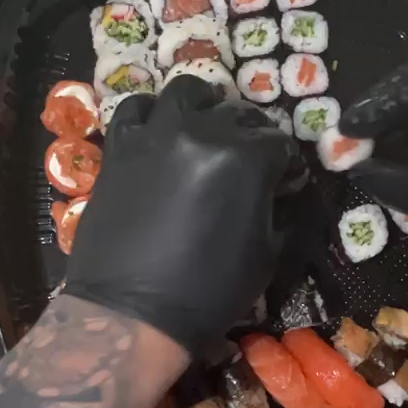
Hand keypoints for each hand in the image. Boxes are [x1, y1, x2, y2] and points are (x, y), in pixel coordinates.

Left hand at [63, 75, 296, 350]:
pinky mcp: (120, 147)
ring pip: (186, 92)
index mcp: (245, 159)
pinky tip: (160, 129)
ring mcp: (156, 134)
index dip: (287, 164)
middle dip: (251, 134)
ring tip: (205, 125)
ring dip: (204, 105)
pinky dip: (152, 113)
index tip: (285, 181)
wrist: (132, 314)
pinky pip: (135, 109)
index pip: (279, 143)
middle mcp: (202, 133)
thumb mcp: (266, 255)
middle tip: (249, 159)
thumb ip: (278, 209)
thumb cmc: (208, 292)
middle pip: (237, 114)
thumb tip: (282, 188)